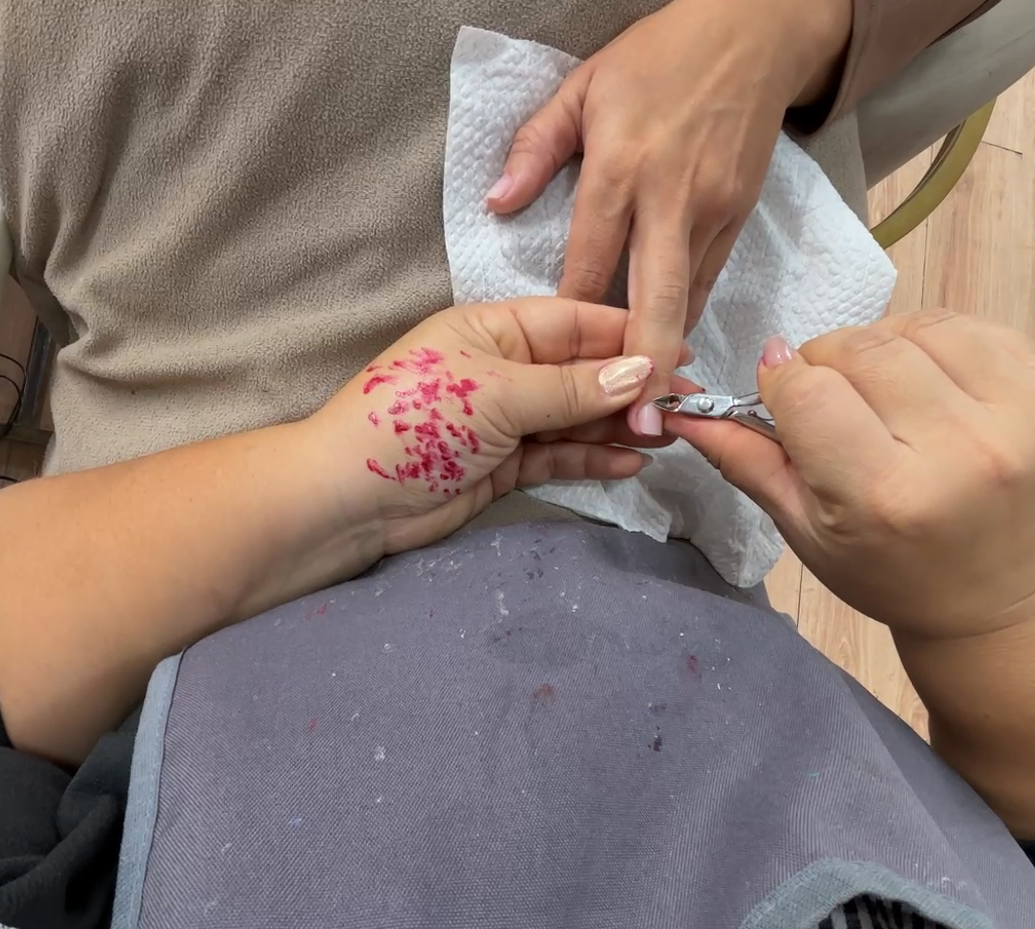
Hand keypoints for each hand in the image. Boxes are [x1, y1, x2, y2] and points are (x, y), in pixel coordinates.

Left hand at [308, 298, 663, 553]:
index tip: (680, 355)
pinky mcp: (502, 466)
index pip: (576, 323)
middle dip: (630, 389)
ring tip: (667, 437)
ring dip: (617, 426)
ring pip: (573, 418)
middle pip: (581, 373)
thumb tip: (643, 372)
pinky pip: (556, 456)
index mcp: (493, 329)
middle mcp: (504, 369)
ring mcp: (504, 421)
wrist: (349, 500)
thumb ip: (570, 388)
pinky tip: (629, 463)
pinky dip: (590, 458)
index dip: (629, 338)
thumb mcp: (496, 395)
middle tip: (685, 407)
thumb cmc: (412, 423)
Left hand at [487, 0, 851, 434]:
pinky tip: (666, 351)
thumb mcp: (583, 86)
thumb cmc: (657, 58)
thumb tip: (497, 204)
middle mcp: (668, 201)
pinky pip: (705, 284)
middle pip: (653, 301)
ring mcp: (711, 213)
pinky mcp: (739, 219)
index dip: (576, 329)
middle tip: (637, 426)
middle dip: (643, 369)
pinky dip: (684, 320)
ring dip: (666, 356)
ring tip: (649, 410)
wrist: (760, 27)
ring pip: (685, 302)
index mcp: (619, 170)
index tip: (562, 379)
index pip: (589, 266)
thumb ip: (536, 147)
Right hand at [668, 311, 1034, 641]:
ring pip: (914, 328)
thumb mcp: (801, 530)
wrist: (999, 601)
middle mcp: (959, 453)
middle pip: (860, 350)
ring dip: (876, 348)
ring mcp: (1021, 419)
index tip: (781, 400)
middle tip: (826, 397)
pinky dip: (929, 342)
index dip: (781, 386)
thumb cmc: (883, 574)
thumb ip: (745, 461)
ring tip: (876, 391)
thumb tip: (684, 411)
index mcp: (883, 497)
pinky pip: (971, 328)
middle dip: (824, 362)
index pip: (806, 393)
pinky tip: (922, 381)